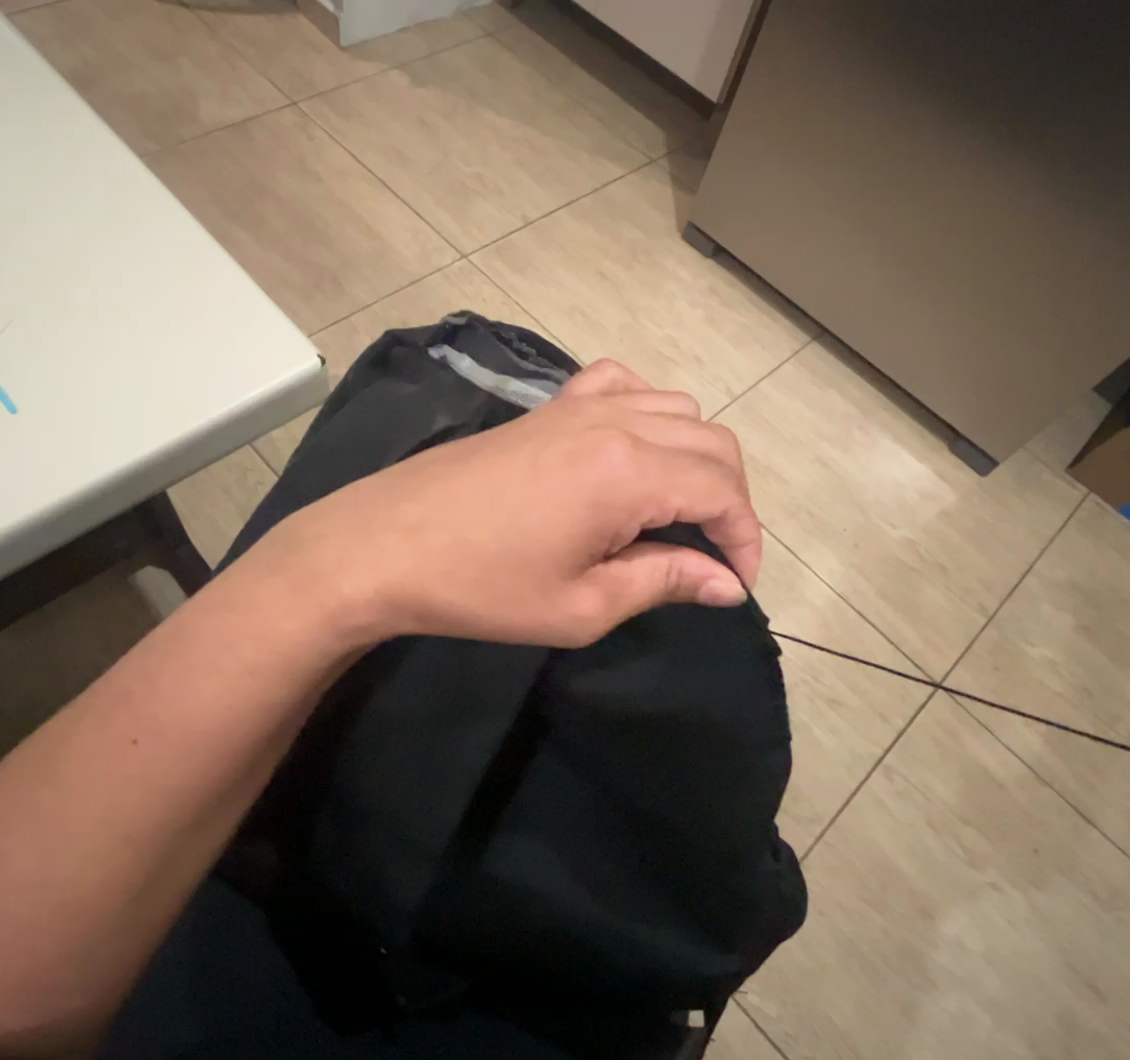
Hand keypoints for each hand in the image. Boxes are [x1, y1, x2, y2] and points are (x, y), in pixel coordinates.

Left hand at [242, 359, 762, 648]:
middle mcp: (614, 422)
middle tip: (712, 557)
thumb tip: (724, 583)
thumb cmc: (480, 588)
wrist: (385, 545)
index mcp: (627, 471)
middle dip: (730, 501)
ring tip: (677, 512)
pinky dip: (649, 412)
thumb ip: (663, 581)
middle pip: (712, 443)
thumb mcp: (581, 605)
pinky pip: (623, 384)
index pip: (723, 492)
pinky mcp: (548, 406)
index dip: (745, 540)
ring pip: (677, 408)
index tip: (736, 585)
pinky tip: (634, 449)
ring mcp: (579, 405)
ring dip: (696, 458)